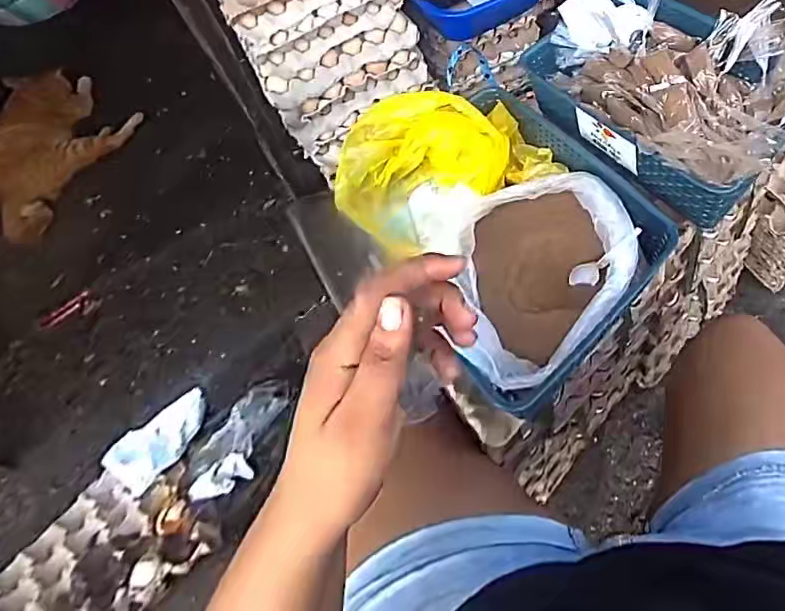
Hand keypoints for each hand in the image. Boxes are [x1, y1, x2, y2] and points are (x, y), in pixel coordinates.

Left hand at [261, 254, 477, 545]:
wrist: (313, 519)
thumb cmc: (340, 472)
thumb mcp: (367, 416)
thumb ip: (383, 357)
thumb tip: (398, 302)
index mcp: (342, 349)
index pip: (380, 289)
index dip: (420, 270)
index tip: (461, 267)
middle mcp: (348, 345)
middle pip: (398, 297)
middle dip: (440, 299)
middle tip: (471, 326)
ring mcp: (358, 359)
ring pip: (406, 317)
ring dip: (441, 322)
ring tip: (467, 344)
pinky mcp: (369, 374)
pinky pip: (406, 343)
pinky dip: (432, 347)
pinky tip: (447, 369)